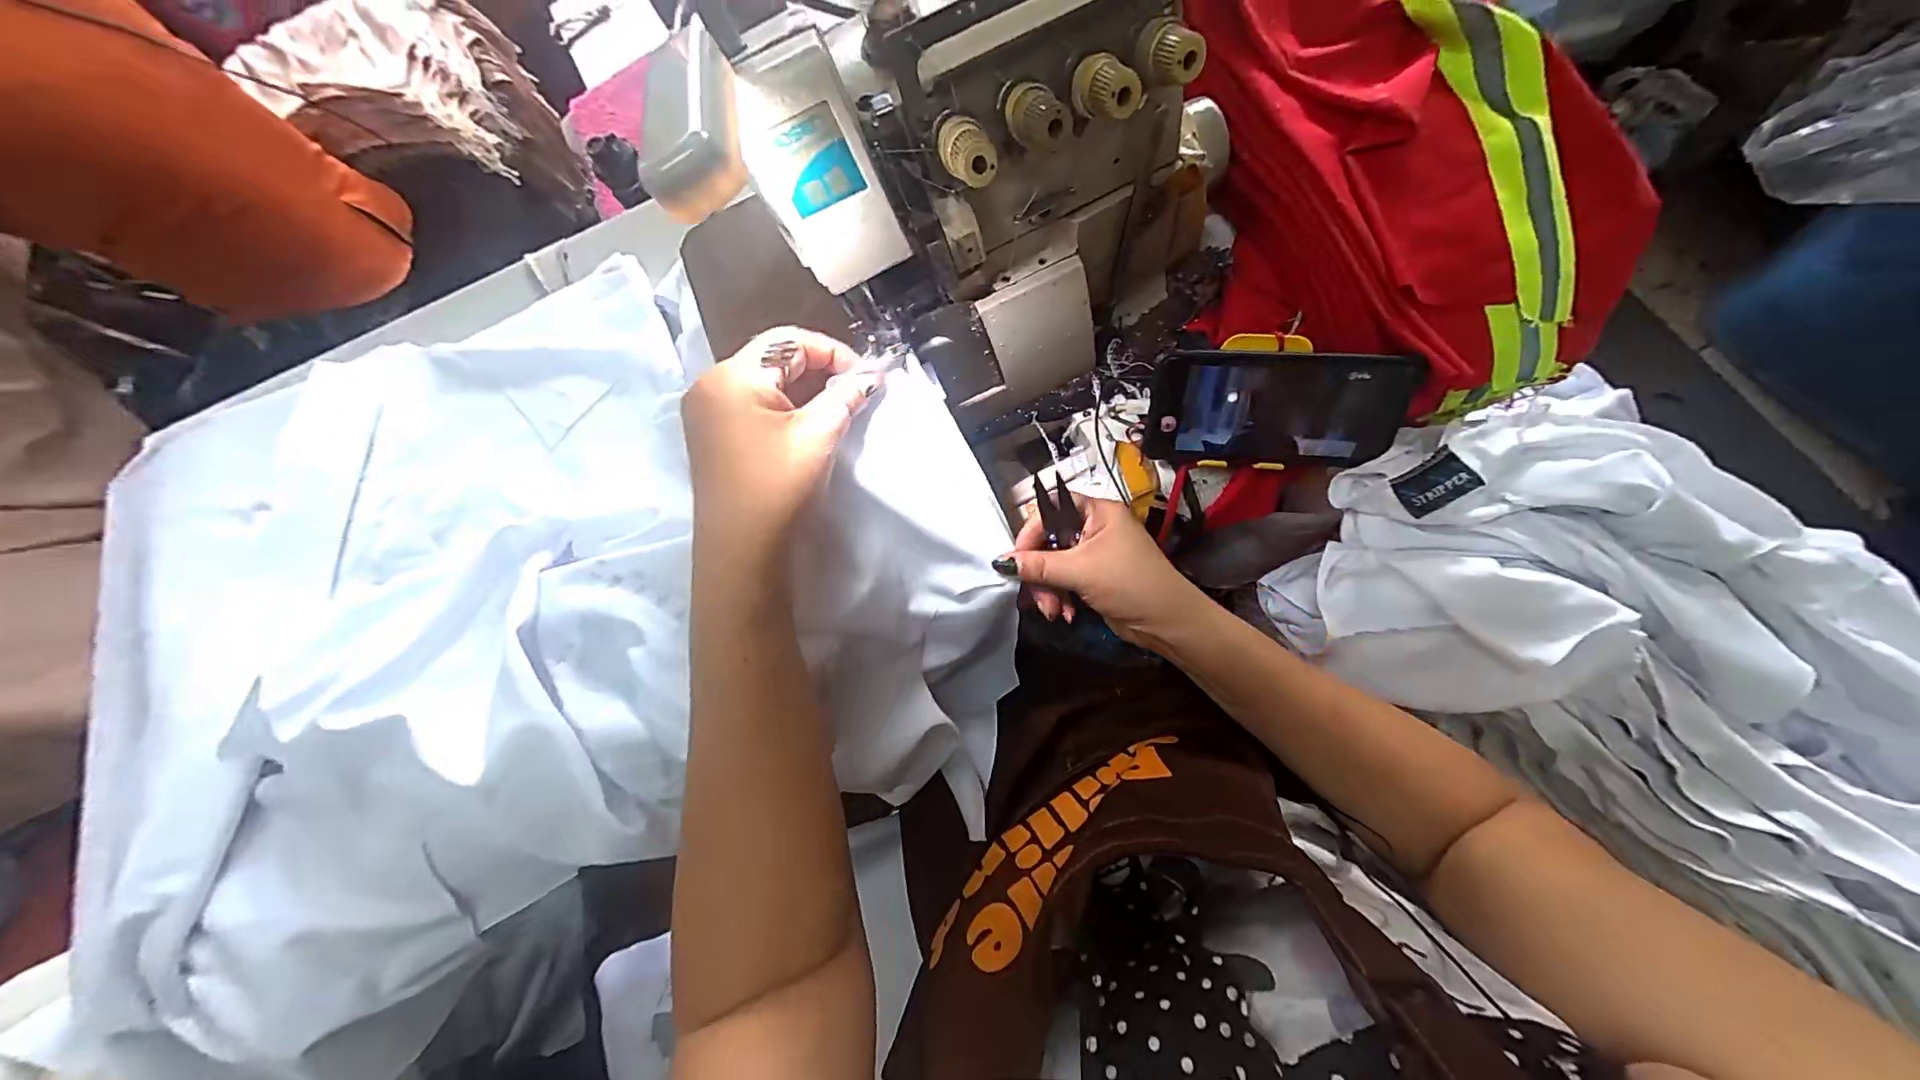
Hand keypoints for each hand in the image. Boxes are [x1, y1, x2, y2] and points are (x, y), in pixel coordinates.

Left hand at [682, 327, 879, 553]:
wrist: (743, 551)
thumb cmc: (778, 487)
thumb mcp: (818, 434)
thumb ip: (845, 396)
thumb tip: (870, 375)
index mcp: (730, 377)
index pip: (787, 340)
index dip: (832, 352)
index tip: (864, 377)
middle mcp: (709, 386)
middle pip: (773, 358)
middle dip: (818, 370)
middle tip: (855, 392)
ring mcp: (706, 412)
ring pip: (764, 383)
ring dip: (804, 390)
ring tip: (838, 409)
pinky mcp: (712, 436)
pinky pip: (752, 406)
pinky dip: (784, 408)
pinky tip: (809, 425)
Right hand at [995, 497, 1211, 652]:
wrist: (1168, 622)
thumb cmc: (1131, 583)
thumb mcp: (1080, 571)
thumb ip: (1038, 565)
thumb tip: (1003, 562)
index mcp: (1097, 512)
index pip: (1050, 509)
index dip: (1030, 532)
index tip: (1018, 557)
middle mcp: (1094, 528)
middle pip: (1048, 540)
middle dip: (1040, 571)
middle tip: (1037, 594)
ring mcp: (1094, 554)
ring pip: (1053, 565)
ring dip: (1048, 589)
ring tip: (1054, 610)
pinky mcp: (1093, 578)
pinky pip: (1063, 581)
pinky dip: (1059, 597)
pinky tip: (1064, 613)